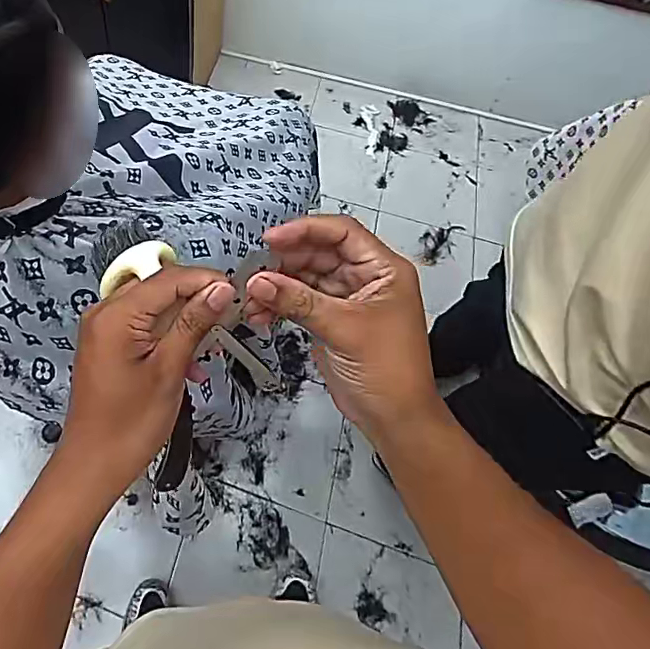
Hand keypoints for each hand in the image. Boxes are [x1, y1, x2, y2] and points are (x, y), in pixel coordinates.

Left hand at [59, 266, 231, 499]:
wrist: (94, 466)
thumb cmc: (127, 427)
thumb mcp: (170, 369)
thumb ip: (195, 323)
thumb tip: (219, 290)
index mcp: (115, 317)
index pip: (169, 279)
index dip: (206, 281)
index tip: (234, 291)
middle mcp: (104, 314)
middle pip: (161, 287)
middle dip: (197, 298)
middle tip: (228, 313)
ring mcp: (104, 329)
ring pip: (156, 305)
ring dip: (186, 318)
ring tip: (212, 341)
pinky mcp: (108, 343)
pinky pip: (145, 323)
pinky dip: (170, 333)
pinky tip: (191, 358)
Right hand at [243, 215, 443, 438]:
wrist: (395, 418)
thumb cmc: (394, 375)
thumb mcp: (344, 328)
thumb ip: (300, 301)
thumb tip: (264, 281)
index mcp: (385, 270)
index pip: (342, 233)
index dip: (306, 230)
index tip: (274, 237)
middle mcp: (369, 279)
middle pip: (321, 253)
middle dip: (286, 260)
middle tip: (256, 268)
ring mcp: (350, 299)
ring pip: (308, 277)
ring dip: (279, 284)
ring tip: (254, 294)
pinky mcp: (334, 319)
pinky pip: (302, 300)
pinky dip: (281, 303)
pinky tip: (263, 311)